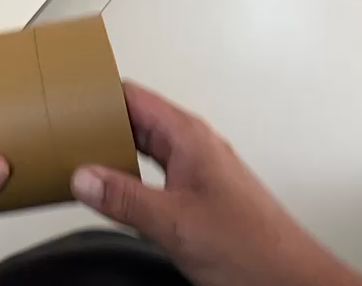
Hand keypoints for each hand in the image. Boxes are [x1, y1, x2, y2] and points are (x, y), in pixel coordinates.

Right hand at [70, 83, 361, 285]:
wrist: (297, 285)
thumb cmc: (255, 251)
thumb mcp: (176, 224)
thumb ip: (125, 199)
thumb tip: (84, 176)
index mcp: (187, 135)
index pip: (131, 96)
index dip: (97, 94)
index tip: (67, 98)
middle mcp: (192, 144)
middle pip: (134, 117)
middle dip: (99, 122)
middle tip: (64, 130)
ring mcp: (196, 168)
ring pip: (143, 145)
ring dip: (114, 149)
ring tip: (81, 158)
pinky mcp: (198, 193)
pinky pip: (153, 169)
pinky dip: (129, 173)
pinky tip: (115, 189)